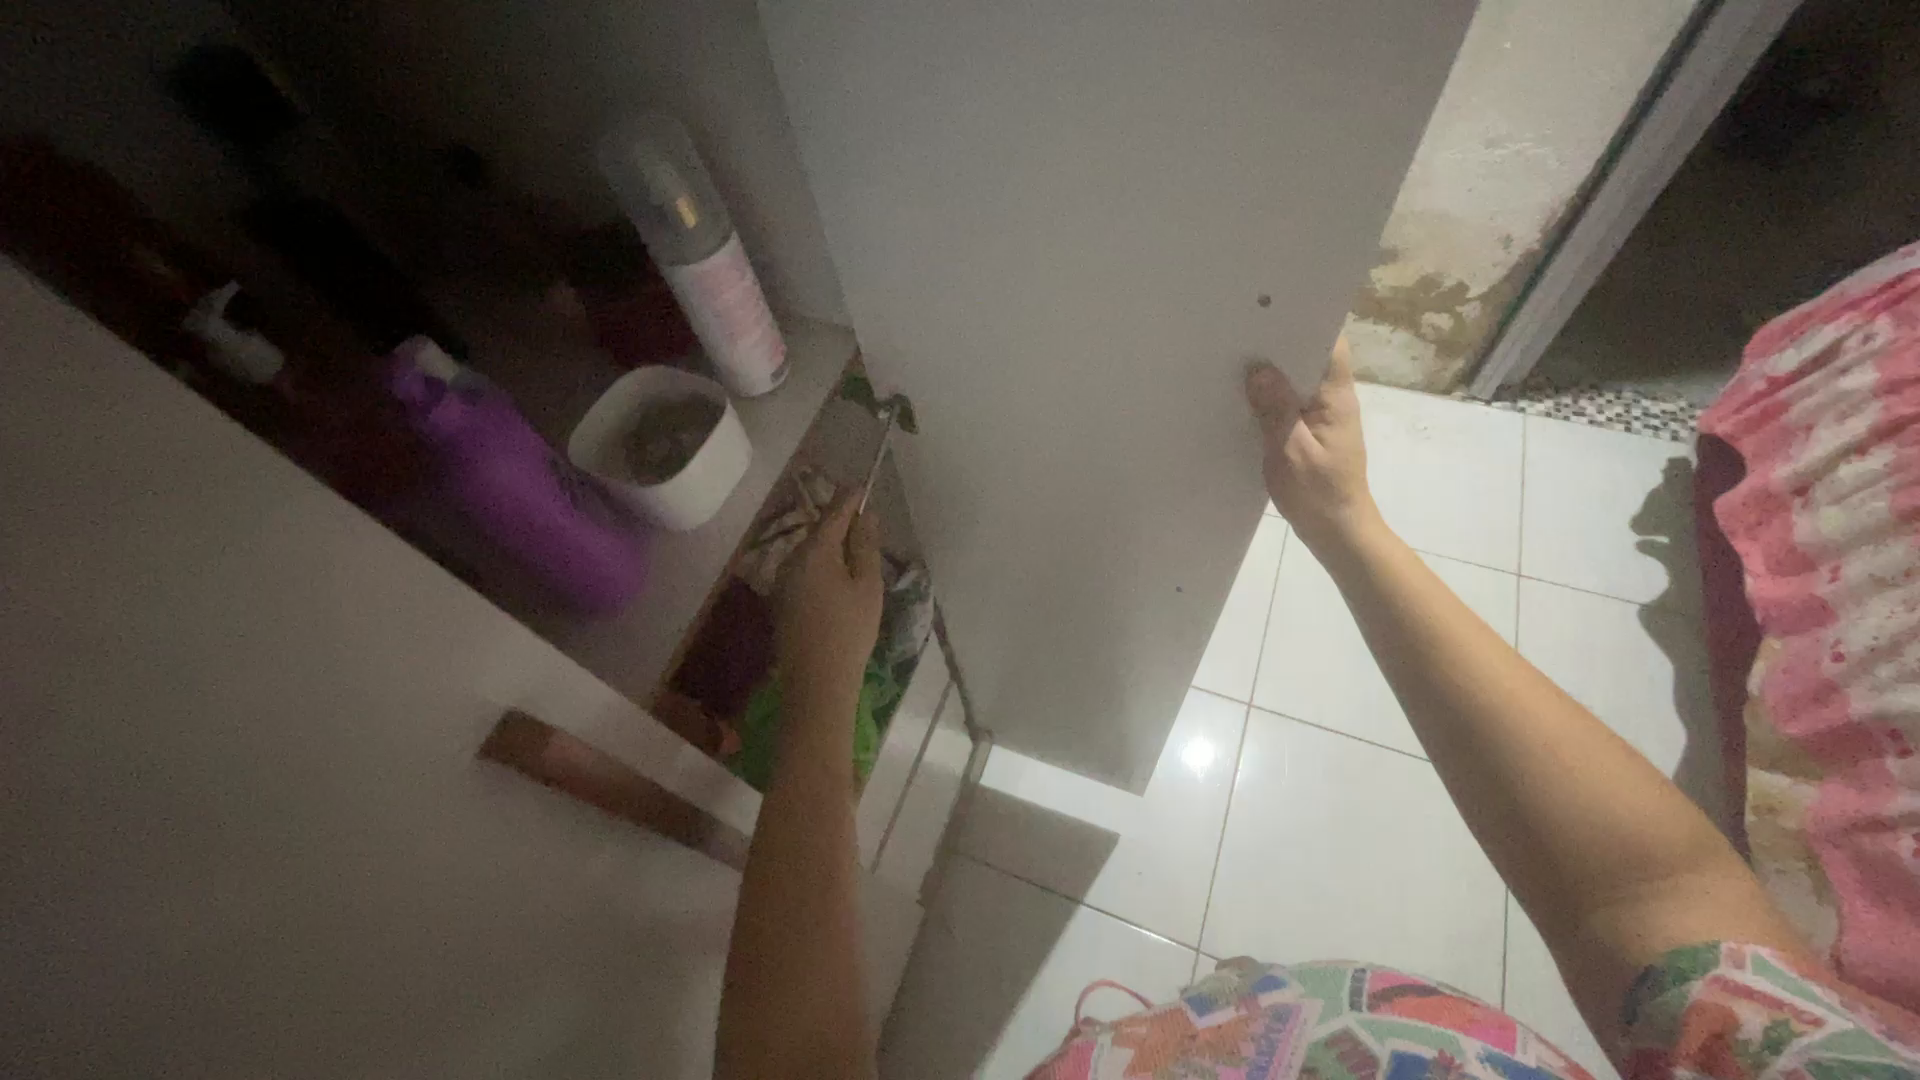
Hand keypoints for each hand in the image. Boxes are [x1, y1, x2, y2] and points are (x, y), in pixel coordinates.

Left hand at [776, 491, 884, 708]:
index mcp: (815, 551)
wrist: (816, 682)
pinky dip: (822, 567)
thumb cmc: (850, 631)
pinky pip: (804, 572)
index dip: (850, 499)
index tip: (863, 486)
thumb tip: (867, 515)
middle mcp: (792, 560)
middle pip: (819, 533)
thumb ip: (865, 546)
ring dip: (831, 547)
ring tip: (856, 550)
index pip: (834, 514)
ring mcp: (783, 582)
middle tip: (864, 519)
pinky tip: (838, 580)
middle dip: (840, 523)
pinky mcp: (781, 602)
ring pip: (810, 554)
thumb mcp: (867, 585)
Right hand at [1245, 335, 1379, 550]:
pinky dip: (1269, 399)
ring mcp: (1323, 416)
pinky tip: (1243, 401)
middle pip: (1308, 359)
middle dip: (1277, 348)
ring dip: (1270, 375)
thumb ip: (1276, 409)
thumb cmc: (1318, 493)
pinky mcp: (1310, 432)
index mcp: (1336, 398)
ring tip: (1234, 363)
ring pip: (1296, 382)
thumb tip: (1258, 369)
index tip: (1268, 314)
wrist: (1337, 531)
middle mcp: (1334, 400)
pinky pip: (1289, 404)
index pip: (1328, 344)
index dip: (1302, 324)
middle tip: (1239, 337)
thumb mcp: (1291, 451)